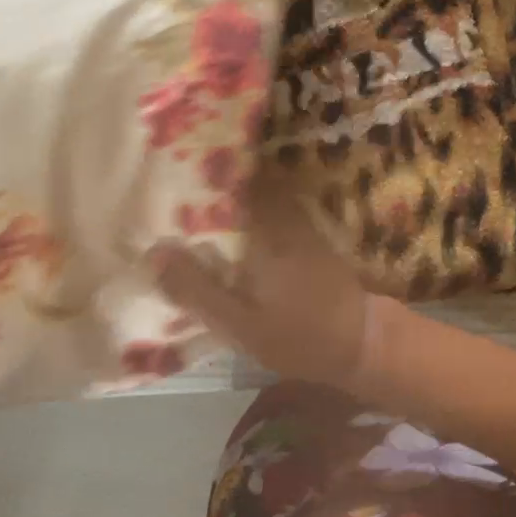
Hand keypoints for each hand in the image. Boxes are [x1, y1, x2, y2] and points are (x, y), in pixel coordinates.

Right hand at [149, 176, 379, 389]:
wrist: (361, 345)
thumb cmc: (298, 336)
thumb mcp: (239, 323)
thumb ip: (197, 289)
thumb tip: (154, 252)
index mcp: (263, 229)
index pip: (230, 182)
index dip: (203, 173)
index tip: (173, 172)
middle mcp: (281, 215)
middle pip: (243, 182)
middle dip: (214, 182)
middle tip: (180, 188)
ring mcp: (299, 223)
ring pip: (259, 194)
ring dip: (233, 194)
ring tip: (199, 206)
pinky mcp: (309, 237)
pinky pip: (273, 209)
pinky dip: (252, 210)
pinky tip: (234, 230)